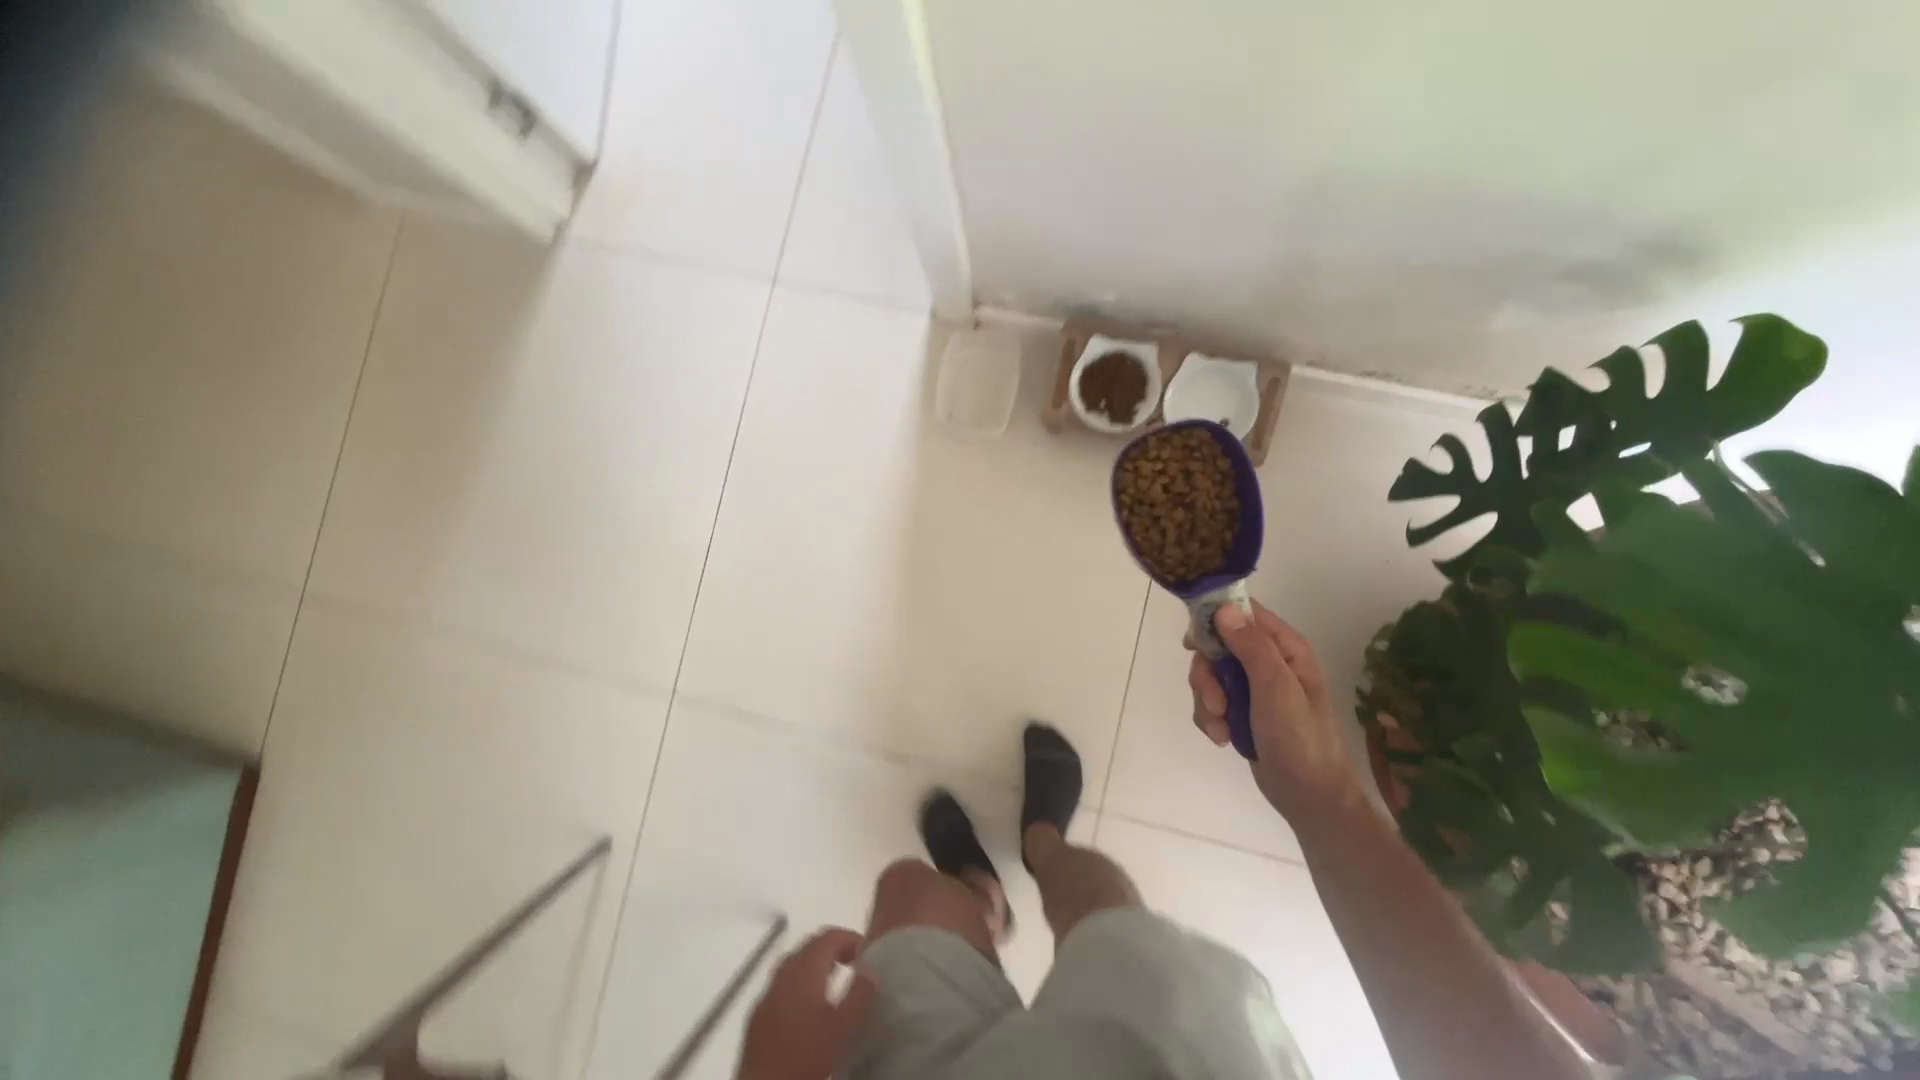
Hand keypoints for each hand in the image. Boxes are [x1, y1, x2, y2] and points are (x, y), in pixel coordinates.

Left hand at [737, 927, 874, 1079]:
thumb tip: (871, 969)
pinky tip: (809, 1006)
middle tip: (854, 962)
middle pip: (807, 946)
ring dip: (815, 963)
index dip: (848, 937)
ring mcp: (766, 995)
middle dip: (832, 947)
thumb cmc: (806, 1056)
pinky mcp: (757, 1015)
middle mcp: (782, 975)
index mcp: (803, 972)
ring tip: (835, 980)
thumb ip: (859, 994)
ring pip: (792, 964)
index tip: (867, 951)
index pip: (826, 937)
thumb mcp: (842, 1028)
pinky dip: (800, 981)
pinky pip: (781, 984)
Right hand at [1187, 602, 1363, 820]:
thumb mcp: (1277, 689)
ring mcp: (1256, 688)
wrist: (1309, 798)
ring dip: (1208, 702)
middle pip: (1219, 646)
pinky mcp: (1244, 711)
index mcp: (1286, 648)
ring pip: (1211, 676)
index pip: (1244, 613)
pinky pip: (1213, 701)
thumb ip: (1251, 647)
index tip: (1192, 644)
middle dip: (1208, 676)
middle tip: (1215, 701)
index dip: (1214, 621)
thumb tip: (1223, 609)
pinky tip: (1223, 738)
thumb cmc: (1300, 740)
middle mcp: (1270, 661)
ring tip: (1221, 728)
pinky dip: (1211, 719)